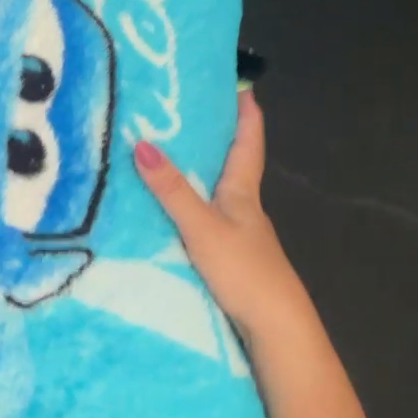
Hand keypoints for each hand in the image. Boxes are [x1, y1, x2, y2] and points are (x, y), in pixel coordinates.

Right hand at [132, 90, 313, 340]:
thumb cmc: (247, 271)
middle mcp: (243, 209)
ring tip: (165, 153)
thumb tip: (141, 143)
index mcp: (243, 194)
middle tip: (188, 111)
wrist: (276, 330)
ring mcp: (238, 235)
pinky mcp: (227, 258)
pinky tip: (165, 208)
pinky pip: (203, 217)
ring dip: (197, 172)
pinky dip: (187, 203)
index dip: (247, 116)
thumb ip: (171, 190)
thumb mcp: (203, 227)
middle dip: (215, 138)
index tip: (244, 86)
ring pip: (216, 192)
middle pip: (231, 165)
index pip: (247, 145)